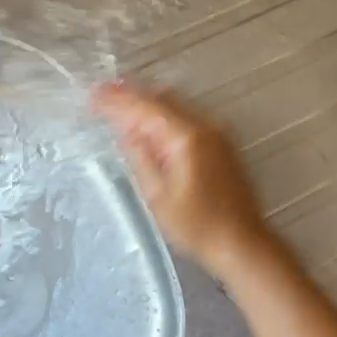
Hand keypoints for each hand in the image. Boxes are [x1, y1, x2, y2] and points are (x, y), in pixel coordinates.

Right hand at [91, 82, 272, 270]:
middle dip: (133, 95)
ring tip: (121, 104)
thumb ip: (140, 156)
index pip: (146, 107)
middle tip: (104, 94)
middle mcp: (207, 126)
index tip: (94, 94)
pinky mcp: (224, 144)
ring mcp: (219, 133)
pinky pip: (190, 118)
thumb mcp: (158, 195)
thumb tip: (125, 129)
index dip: (118, 99)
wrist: (242, 241)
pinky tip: (150, 125)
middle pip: (164, 99)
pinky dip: (166, 116)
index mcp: (188, 136)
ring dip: (149, 103)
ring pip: (178, 106)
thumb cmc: (197, 225)